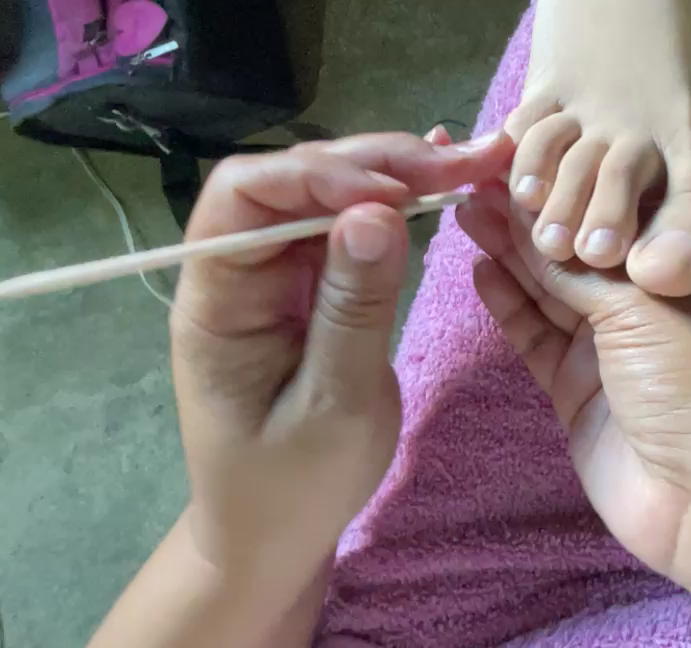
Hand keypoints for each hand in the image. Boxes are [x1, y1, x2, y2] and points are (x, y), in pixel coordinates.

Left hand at [170, 130, 513, 587]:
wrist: (278, 528)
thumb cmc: (291, 484)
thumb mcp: (333, 405)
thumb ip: (353, 307)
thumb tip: (377, 213)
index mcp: (219, 298)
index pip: (246, 195)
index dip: (320, 175)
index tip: (398, 193)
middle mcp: (246, 267)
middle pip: (301, 178)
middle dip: (382, 162)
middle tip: (464, 162)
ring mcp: (283, 269)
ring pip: (337, 189)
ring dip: (403, 169)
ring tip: (471, 162)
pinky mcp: (320, 277)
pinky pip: (358, 217)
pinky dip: (404, 191)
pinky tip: (441, 171)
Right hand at [456, 183, 690, 584]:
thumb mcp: (644, 310)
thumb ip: (584, 273)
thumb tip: (539, 225)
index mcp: (666, 269)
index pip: (605, 216)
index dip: (563, 190)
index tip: (518, 161)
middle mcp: (635, 302)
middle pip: (570, 252)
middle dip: (526, 218)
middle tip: (476, 180)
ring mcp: (603, 347)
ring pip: (546, 291)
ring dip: (509, 255)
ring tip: (468, 213)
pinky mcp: (573, 389)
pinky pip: (535, 339)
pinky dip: (509, 306)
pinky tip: (481, 270)